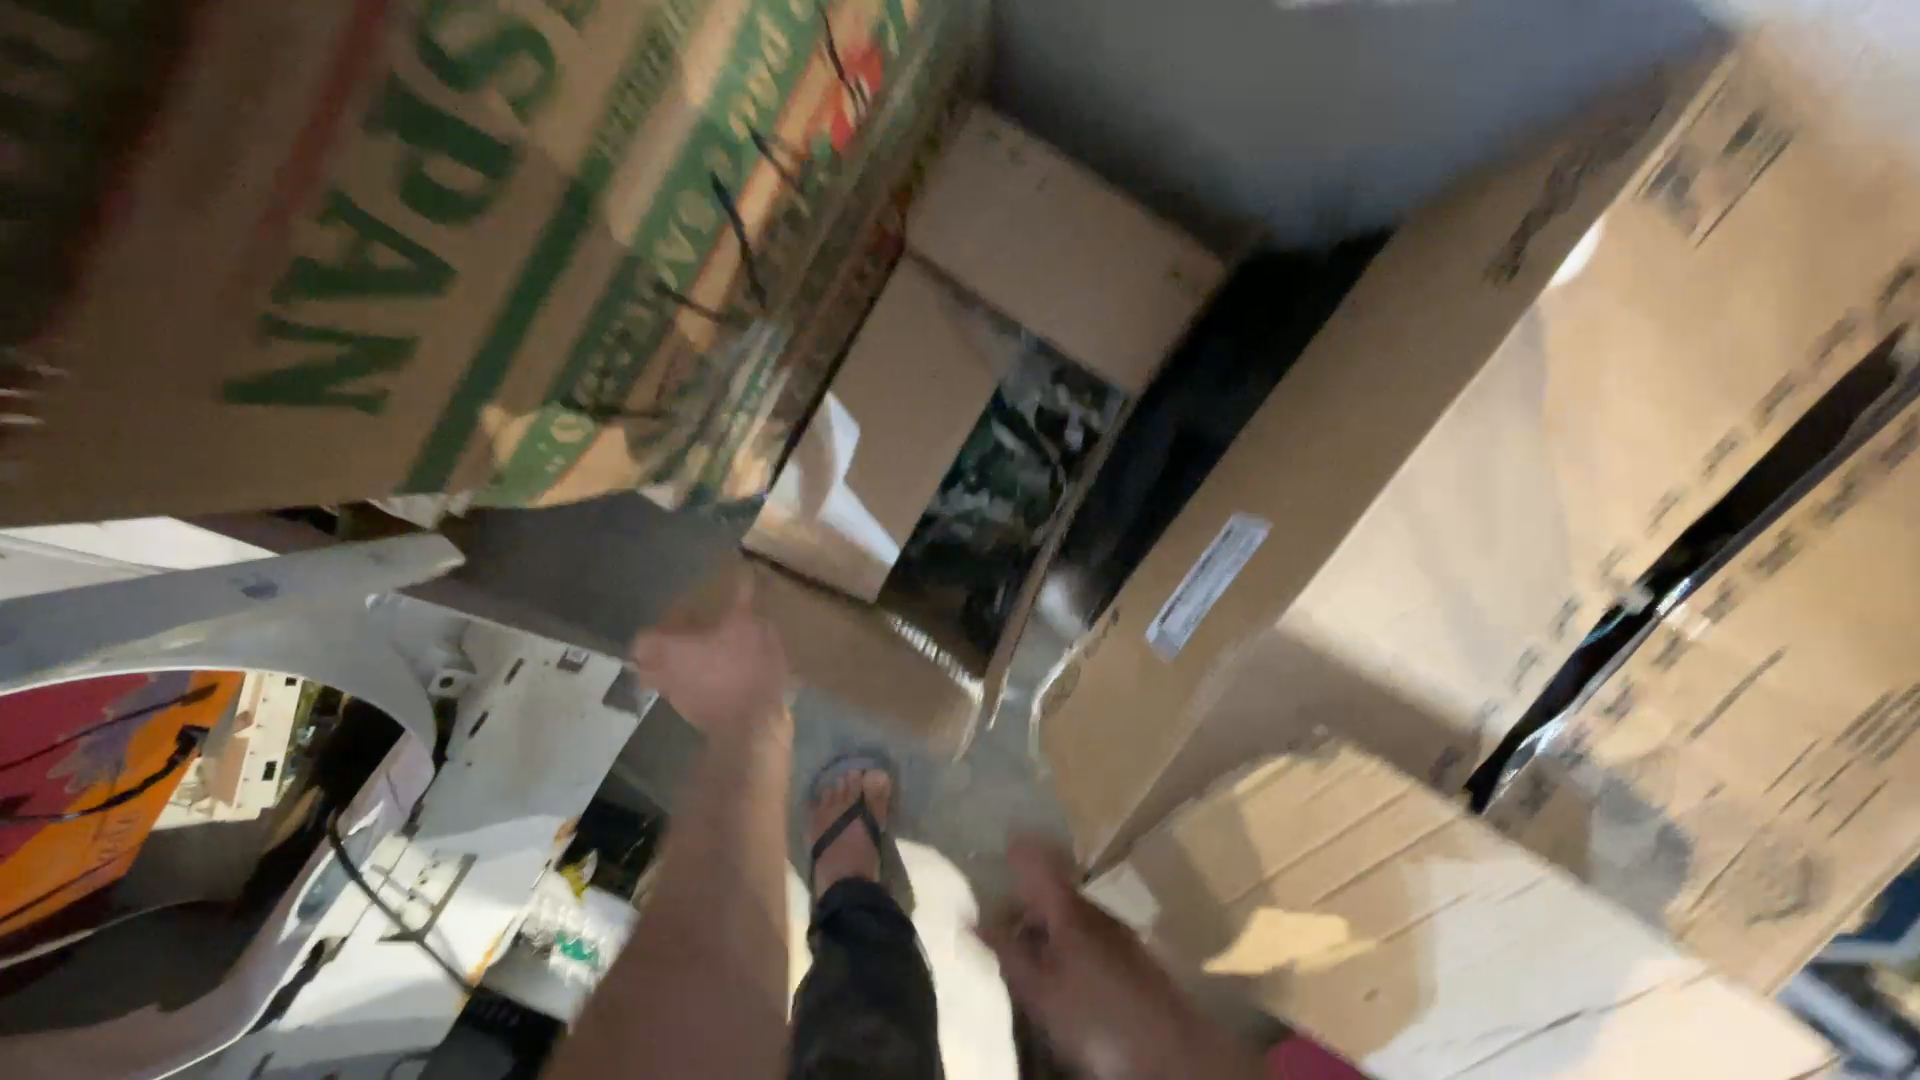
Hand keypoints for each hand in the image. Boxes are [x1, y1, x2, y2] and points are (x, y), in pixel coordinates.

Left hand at [632, 569, 789, 743]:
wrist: (752, 725)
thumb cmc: (743, 668)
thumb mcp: (749, 623)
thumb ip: (741, 596)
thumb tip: (741, 568)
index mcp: (666, 648)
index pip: (645, 635)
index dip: (664, 622)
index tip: (688, 613)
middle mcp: (662, 673)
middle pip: (649, 659)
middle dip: (667, 645)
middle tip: (692, 633)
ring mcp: (677, 697)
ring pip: (666, 677)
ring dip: (681, 664)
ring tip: (709, 651)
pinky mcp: (695, 714)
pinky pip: (687, 692)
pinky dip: (697, 681)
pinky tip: (724, 673)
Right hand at [977, 837, 1263, 1079]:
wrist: (1171, 1049)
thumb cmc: (1096, 1015)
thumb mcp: (1039, 990)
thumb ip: (1006, 952)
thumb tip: (973, 919)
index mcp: (1068, 910)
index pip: (1040, 862)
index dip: (1020, 850)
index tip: (1003, 842)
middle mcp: (1095, 911)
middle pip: (1054, 893)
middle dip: (1025, 903)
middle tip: (999, 926)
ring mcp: (1117, 933)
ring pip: (1071, 917)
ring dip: (1046, 928)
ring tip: (1026, 959)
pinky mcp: (1132, 956)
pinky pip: (1088, 937)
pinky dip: (1067, 946)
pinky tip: (1061, 977)